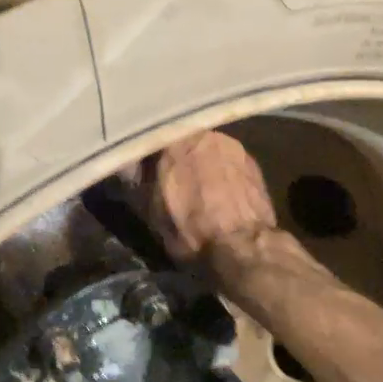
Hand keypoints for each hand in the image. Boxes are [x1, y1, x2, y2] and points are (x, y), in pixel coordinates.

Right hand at [145, 131, 276, 261]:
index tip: (143, 165)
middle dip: (178, 156)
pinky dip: (223, 174)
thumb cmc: (188, 228)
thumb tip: (128, 163)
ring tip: (200, 188)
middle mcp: (204, 134)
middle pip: (184, 140)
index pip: (153, 136)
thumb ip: (136, 179)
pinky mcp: (254, 163)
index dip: (148, 152)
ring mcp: (233, 146)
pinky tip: (223, 195)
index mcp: (173, 140)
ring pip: (210, 150)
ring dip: (203, 163)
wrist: (243, 247)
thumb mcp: (149, 210)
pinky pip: (230, 163)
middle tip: (173, 178)